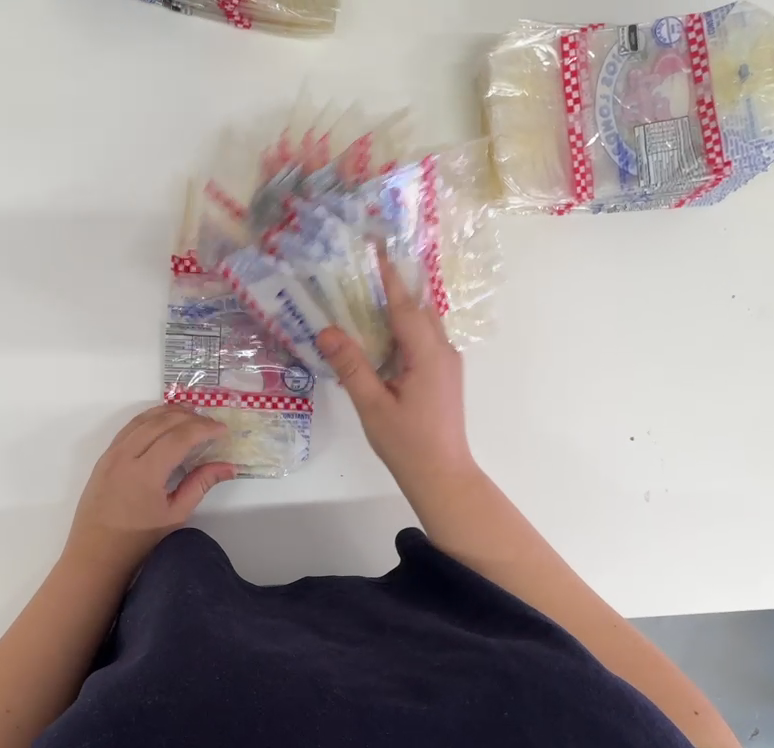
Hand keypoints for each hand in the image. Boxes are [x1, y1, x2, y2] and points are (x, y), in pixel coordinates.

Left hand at [65, 405, 235, 571]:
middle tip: (211, 422)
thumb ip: (201, 484)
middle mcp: (125, 456)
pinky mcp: (104, 458)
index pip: (178, 437)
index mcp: (145, 473)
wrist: (96, 554)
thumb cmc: (138, 541)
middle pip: (161, 422)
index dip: (203, 429)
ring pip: (142, 420)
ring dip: (168, 412)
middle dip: (189, 417)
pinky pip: (129, 428)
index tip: (222, 430)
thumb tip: (229, 467)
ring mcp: (111, 454)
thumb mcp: (175, 516)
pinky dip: (149, 419)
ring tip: (191, 414)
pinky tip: (163, 423)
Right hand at [317, 258, 475, 489]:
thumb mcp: (373, 405)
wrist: (441, 475)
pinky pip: (422, 341)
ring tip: (365, 298)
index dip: (387, 275)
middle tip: (361, 270)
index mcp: (427, 353)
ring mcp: (446, 363)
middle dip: (391, 287)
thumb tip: (327, 331)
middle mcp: (442, 351)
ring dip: (397, 309)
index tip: (373, 246)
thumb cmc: (407, 443)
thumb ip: (351, 366)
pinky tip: (379, 338)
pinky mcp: (442, 376)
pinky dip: (401, 331)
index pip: (404, 304)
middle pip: (416, 308)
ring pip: (422, 324)